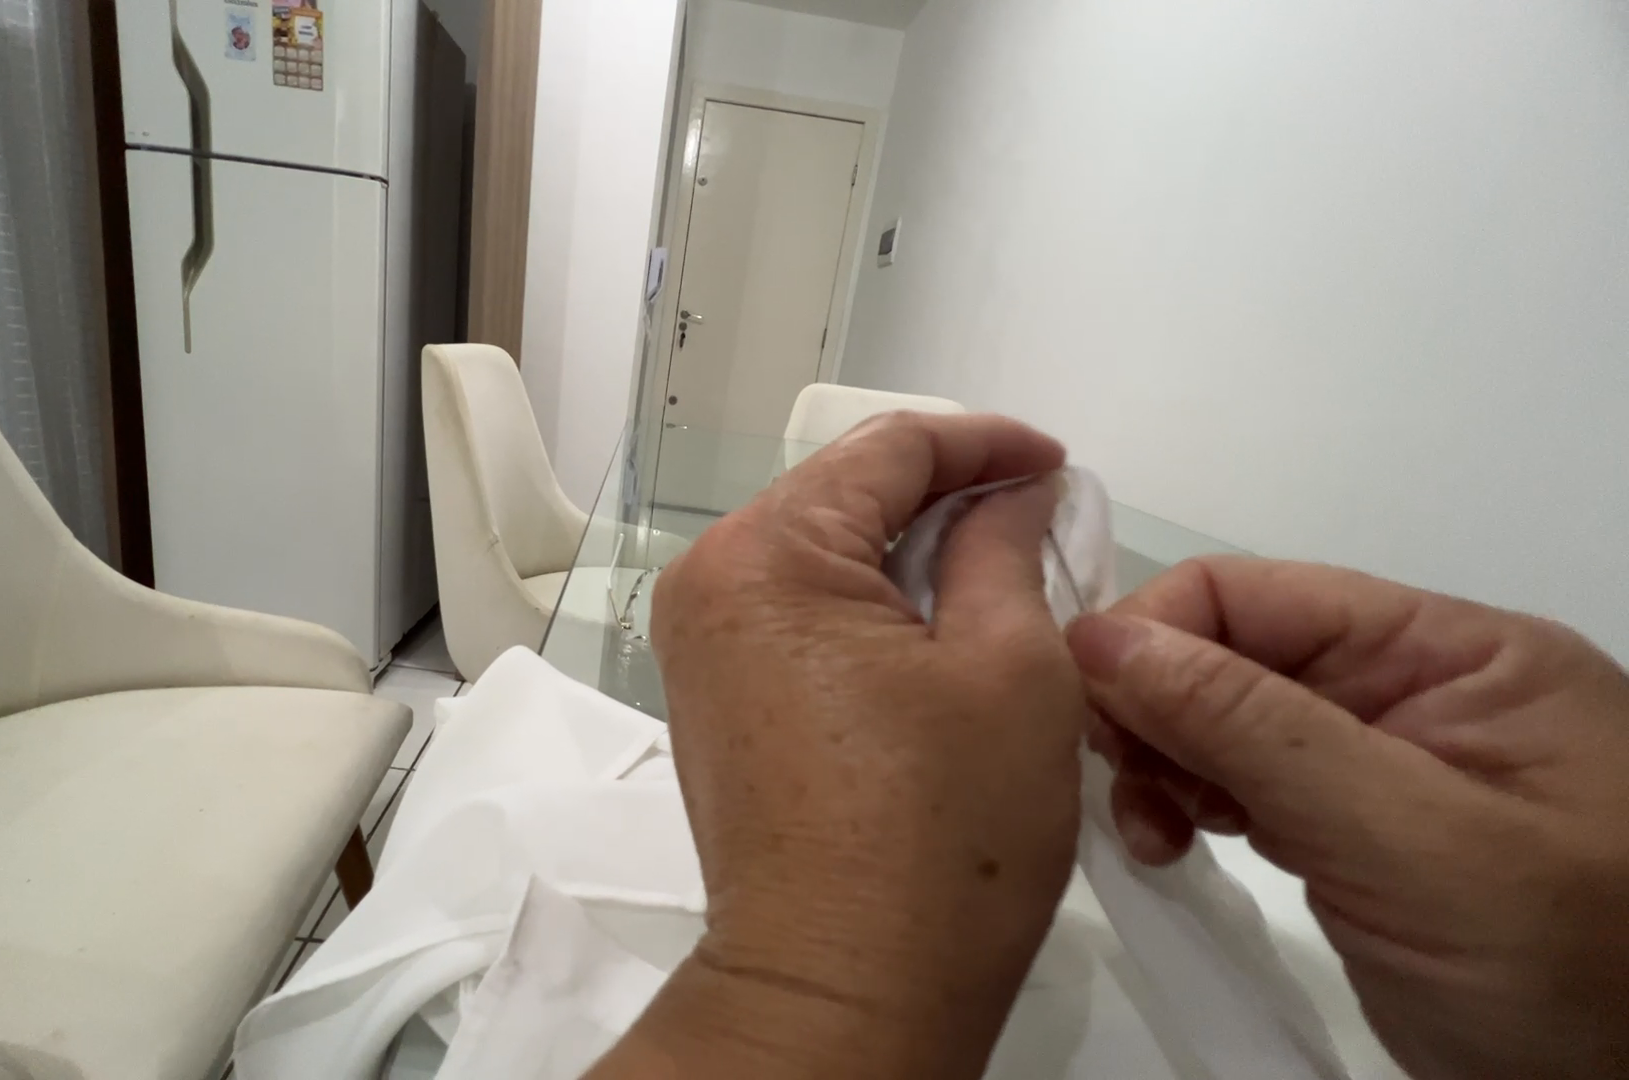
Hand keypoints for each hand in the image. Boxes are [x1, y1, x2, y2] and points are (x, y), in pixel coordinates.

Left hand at [592, 412, 1088, 1079]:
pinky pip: (789, 601)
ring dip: (899, 544)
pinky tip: (920, 611)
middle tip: (1028, 510)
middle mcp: (708, 576)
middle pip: (838, 492)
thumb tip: (1012, 492)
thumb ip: (1004, 547)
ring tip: (988, 558)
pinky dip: (857, 592)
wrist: (836, 980)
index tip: (1048, 462)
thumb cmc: (937, 834)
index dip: (980, 442)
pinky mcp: (706, 679)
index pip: (885, 449)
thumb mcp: (1008, 665)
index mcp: (767, 553)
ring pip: (813, 546)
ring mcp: (695, 632)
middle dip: (939, 492)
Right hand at [1066, 558, 1628, 1079]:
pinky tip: (1168, 843)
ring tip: (1148, 831)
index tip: (1091, 712)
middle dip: (1145, 711)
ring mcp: (1357, 749)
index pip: (1239, 592)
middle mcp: (1392, 680)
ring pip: (1196, 712)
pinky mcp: (1325, 809)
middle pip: (1208, 649)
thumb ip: (1244, 723)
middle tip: (1121, 781)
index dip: (1147, 636)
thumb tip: (1093, 636)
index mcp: (1440, 649)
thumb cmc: (1564, 973)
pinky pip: (1214, 771)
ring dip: (1150, 763)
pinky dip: (1171, 800)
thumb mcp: (1400, 837)